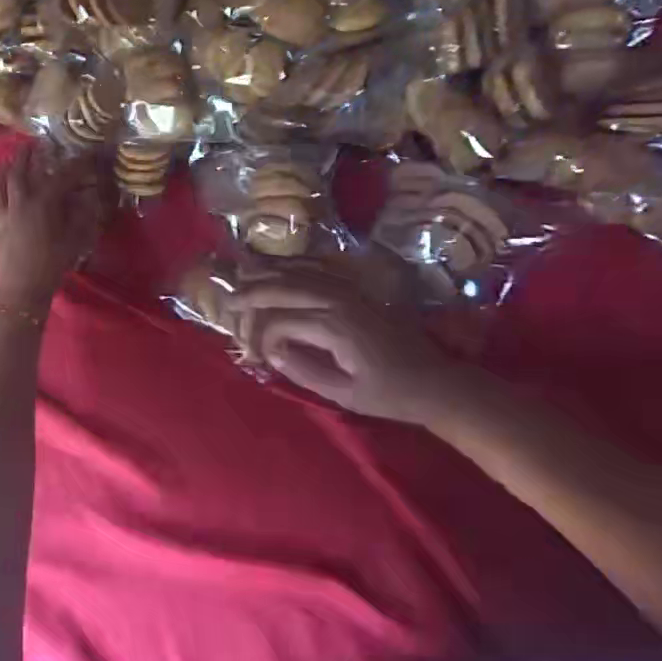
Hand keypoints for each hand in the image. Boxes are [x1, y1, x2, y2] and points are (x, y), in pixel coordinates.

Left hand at [0, 144, 103, 305]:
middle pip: (19, 174)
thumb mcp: (75, 238)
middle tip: (30, 144)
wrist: (24, 289)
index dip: (76, 165)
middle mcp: (19, 204)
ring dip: (3, 172)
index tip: (86, 154)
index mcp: (42, 203)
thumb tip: (87, 197)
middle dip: (25, 157)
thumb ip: (81, 215)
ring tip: (7, 162)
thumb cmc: (53, 263)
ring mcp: (3, 218)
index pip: (61, 177)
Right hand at [230, 269, 465, 424]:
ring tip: (241, 277)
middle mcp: (337, 299)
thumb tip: (271, 351)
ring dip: (267, 274)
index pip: (279, 321)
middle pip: (283, 287)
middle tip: (227, 300)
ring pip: (297, 273)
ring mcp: (347, 289)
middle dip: (251, 293)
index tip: (253, 355)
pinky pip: (316, 269)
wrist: (434, 380)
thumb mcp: (344, 394)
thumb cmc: (389, 394)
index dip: (259, 336)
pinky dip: (292, 266)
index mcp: (334, 326)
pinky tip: (277, 268)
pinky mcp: (354, 288)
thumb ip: (303, 370)